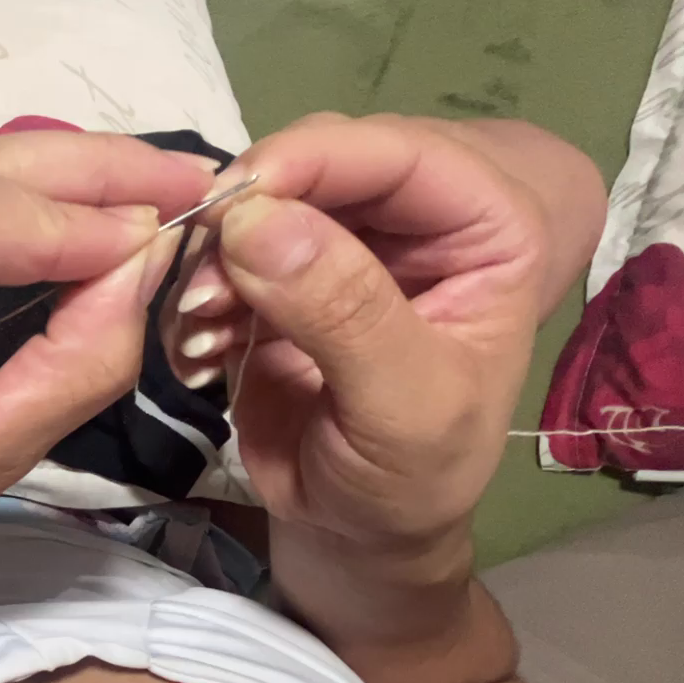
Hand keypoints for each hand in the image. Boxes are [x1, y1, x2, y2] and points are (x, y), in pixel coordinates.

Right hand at [172, 113, 603, 547]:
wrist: (351, 527)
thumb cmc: (408, 478)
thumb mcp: (399, 404)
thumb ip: (341, 310)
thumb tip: (253, 221)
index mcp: (488, 232)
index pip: (402, 156)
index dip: (312, 161)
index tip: (227, 201)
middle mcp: (413, 226)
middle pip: (319, 165)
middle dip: (249, 216)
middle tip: (202, 289)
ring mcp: (337, 254)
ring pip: (258, 209)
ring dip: (212, 264)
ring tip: (196, 333)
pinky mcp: (275, 287)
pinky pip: (222, 260)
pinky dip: (196, 297)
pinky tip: (195, 351)